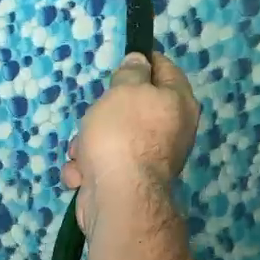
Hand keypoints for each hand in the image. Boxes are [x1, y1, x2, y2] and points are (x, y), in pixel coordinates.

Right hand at [60, 52, 198, 231]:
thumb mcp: (124, 90)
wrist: (117, 197)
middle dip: (103, 113)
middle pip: (131, 108)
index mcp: (178, 103)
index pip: (164, 69)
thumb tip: (139, 61)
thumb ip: (131, 72)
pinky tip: (83, 175)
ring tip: (82, 153)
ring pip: (108, 138)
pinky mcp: (124, 182)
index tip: (120, 65)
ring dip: (86, 145)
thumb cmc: (122, 135)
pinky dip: (87, 169)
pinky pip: (100, 165)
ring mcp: (146, 160)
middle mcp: (169, 130)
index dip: (141, 62)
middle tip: (95, 116)